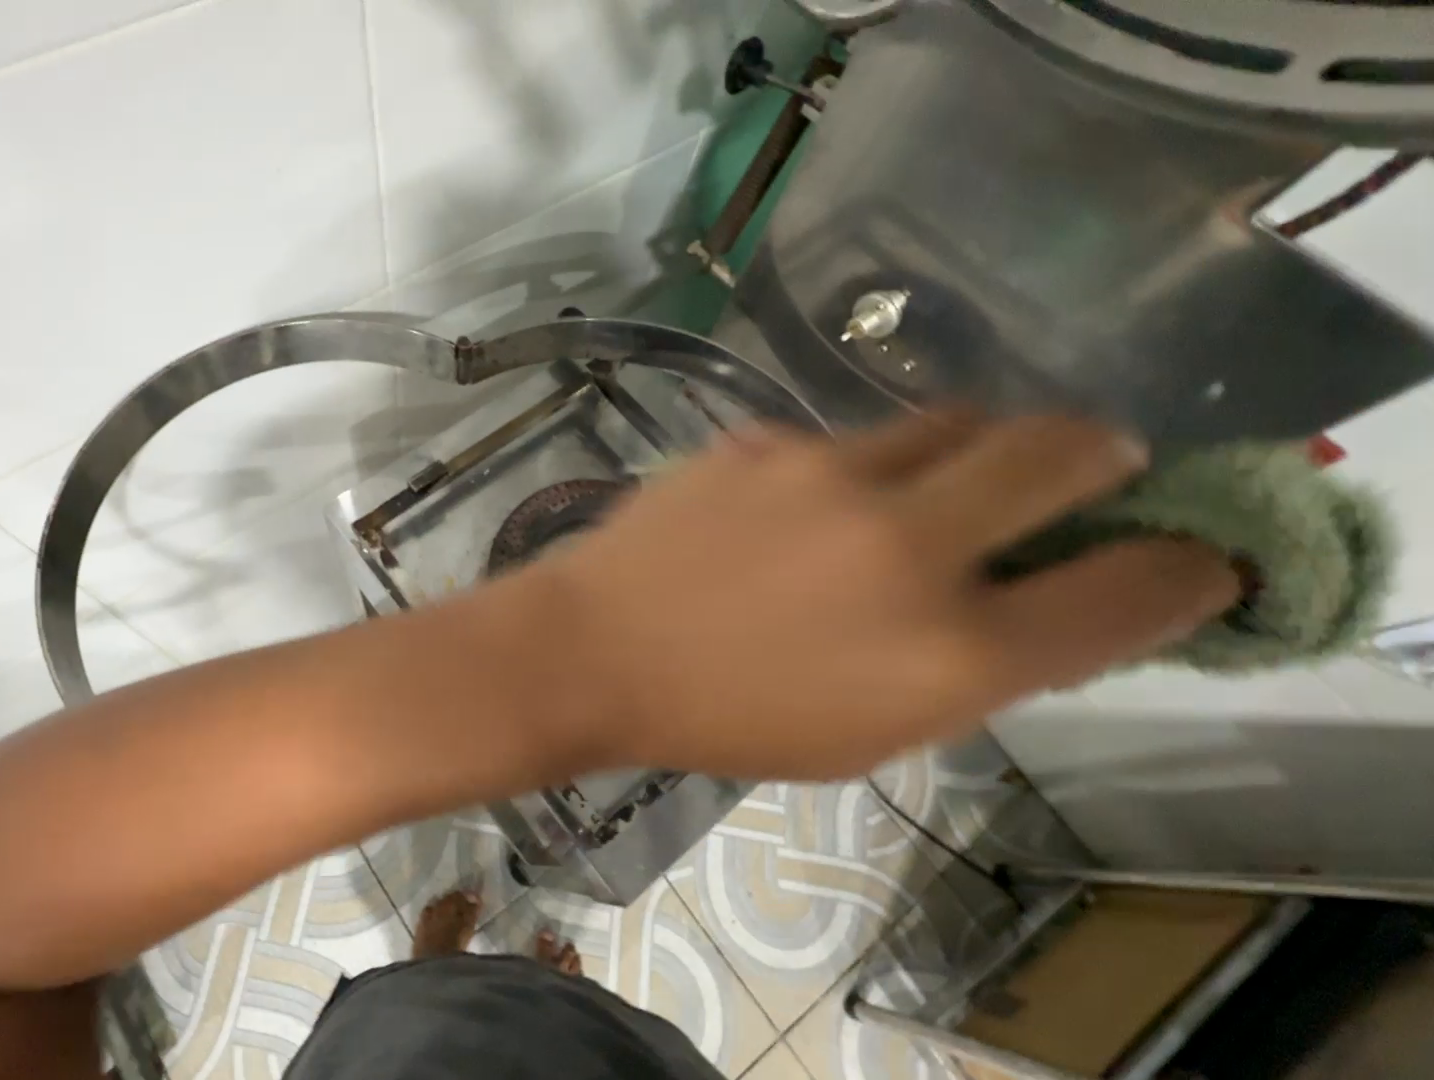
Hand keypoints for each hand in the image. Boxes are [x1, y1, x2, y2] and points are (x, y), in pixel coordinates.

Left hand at [517, 411, 1240, 780]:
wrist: (593, 651)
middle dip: (1100, 455)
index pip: (1131, 592)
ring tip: (941, 479)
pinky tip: (810, 502)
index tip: (1189, 554)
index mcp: (950, 652)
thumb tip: (1038, 601)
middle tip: (1091, 466)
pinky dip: (858, 464)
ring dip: (974, 447)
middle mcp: (907, 545)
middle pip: (1065, 450)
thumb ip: (968, 667)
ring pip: (953, 420)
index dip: (1184, 568)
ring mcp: (829, 474)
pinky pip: (844, 436)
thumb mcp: (868, 732)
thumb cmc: (726, 717)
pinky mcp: (763, 438)